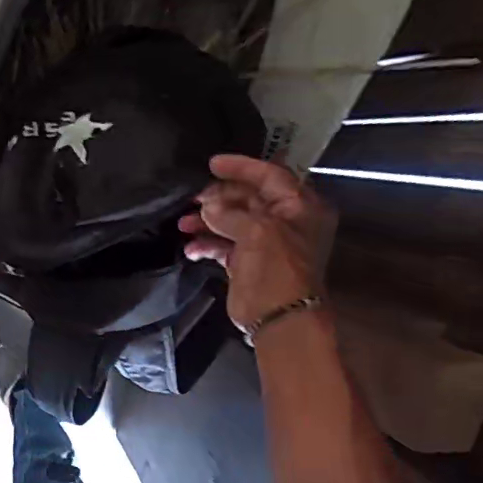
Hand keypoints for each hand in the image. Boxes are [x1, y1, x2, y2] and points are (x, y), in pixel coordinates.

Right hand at [179, 154, 336, 331]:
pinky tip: (191, 250)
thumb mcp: (257, 233)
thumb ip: (230, 214)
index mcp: (300, 207)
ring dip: (207, 222)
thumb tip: (208, 205)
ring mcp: (266, 244)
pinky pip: (225, 246)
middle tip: (192, 199)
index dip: (241, 168)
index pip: (270, 175)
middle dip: (219, 198)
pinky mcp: (249, 264)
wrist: (279, 318)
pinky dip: (207, 246)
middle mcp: (285, 221)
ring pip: (233, 222)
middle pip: (249, 199)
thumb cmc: (276, 270)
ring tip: (182, 224)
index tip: (212, 163)